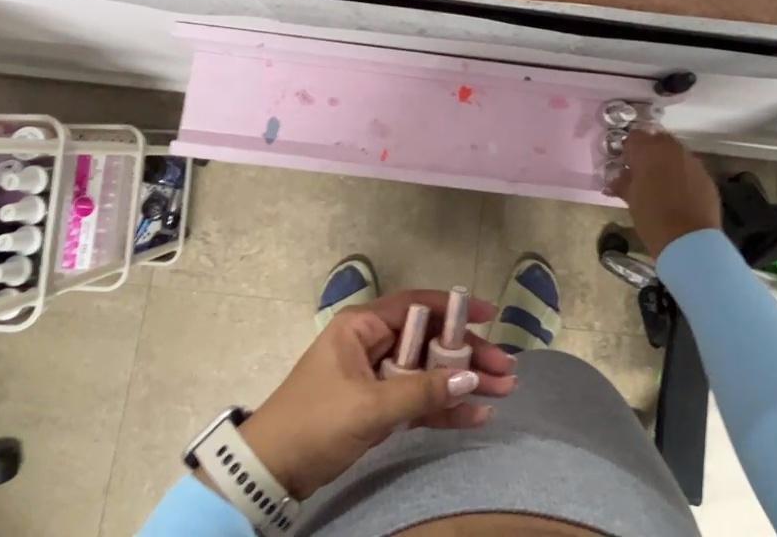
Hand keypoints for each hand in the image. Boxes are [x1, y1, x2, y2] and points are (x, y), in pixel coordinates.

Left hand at [231, 289, 517, 498]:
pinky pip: (419, 399)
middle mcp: (372, 344)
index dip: (454, 308)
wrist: (270, 471)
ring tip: (504, 392)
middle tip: (505, 370)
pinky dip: (445, 407)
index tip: (489, 315)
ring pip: (429, 371)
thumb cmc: (314, 423)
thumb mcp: (369, 407)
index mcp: (362, 326)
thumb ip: (421, 391)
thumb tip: (471, 378)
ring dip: (463, 382)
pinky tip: (476, 416)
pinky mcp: (378, 407)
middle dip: (468, 354)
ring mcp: (376, 377)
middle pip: (430, 341)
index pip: (417, 306)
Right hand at [608, 129, 722, 256]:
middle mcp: (672, 150)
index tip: (626, 166)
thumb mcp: (631, 200)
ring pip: (676, 153)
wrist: (689, 241)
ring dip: (667, 163)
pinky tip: (679, 195)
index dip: (629, 151)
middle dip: (649, 153)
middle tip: (643, 174)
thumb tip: (616, 180)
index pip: (634, 137)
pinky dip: (683, 176)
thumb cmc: (652, 218)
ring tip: (661, 185)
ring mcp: (692, 162)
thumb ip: (623, 184)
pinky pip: (690, 169)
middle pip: (657, 140)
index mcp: (649, 151)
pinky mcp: (706, 177)